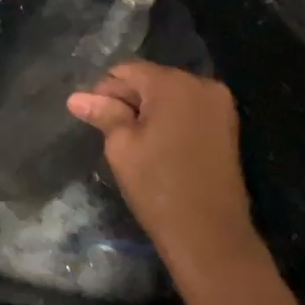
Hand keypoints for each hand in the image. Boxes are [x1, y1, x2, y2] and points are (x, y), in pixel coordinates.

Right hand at [67, 61, 260, 264]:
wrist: (210, 234)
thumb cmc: (159, 188)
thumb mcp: (123, 148)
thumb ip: (104, 114)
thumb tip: (76, 97)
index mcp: (173, 83)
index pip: (128, 70)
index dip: (105, 89)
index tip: (92, 117)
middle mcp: (201, 83)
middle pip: (152, 78)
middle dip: (129, 98)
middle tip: (109, 130)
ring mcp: (219, 103)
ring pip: (172, 93)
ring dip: (151, 108)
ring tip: (133, 140)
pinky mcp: (228, 124)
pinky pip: (190, 108)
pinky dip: (172, 118)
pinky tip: (159, 143)